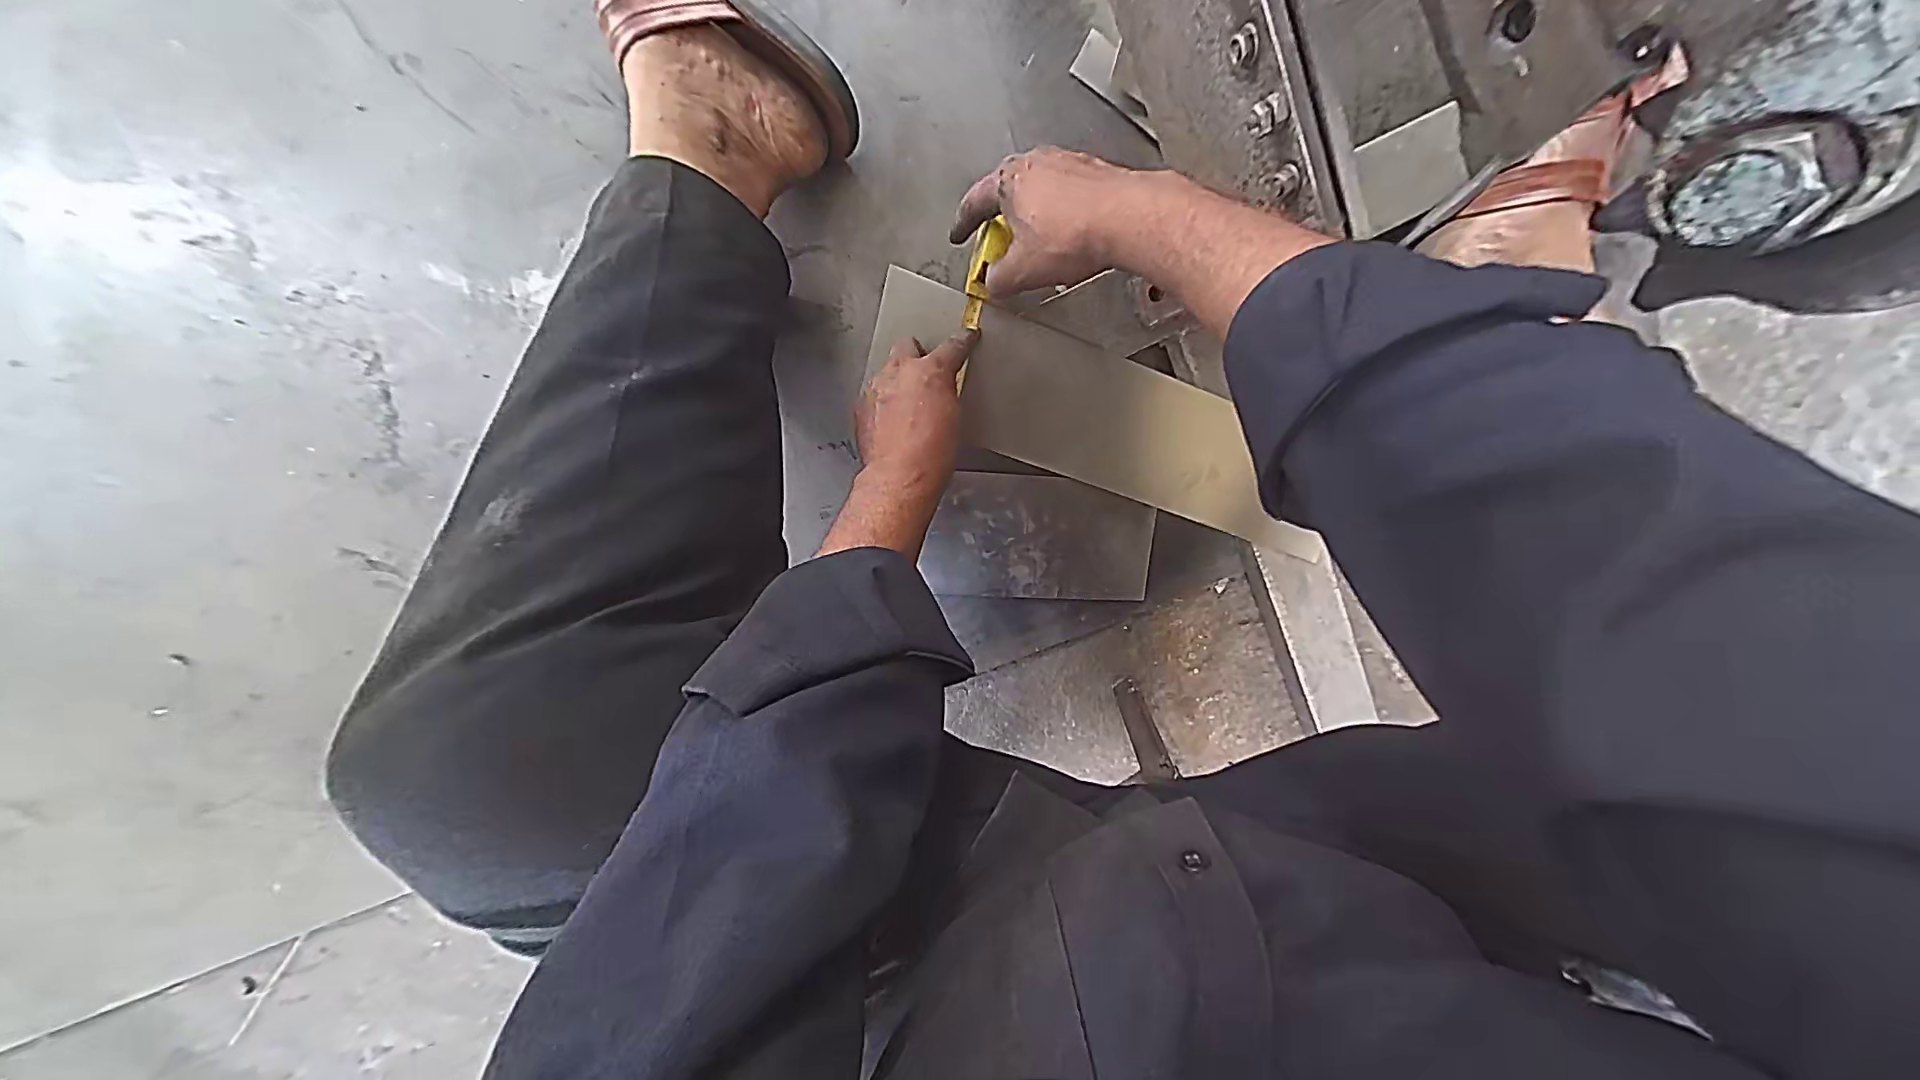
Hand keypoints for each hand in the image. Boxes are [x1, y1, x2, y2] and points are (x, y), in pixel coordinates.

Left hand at [856, 332, 976, 493]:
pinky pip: (874, 395)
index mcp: (931, 371)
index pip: (952, 346)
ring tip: (908, 406)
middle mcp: (899, 372)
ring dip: (897, 382)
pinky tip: (892, 422)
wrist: (900, 477)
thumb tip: (944, 389)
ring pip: (887, 371)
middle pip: (907, 345)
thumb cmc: (931, 455)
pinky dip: (883, 403)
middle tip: (926, 372)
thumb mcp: (955, 418)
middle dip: (917, 354)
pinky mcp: (861, 407)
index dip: (962, 341)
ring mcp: (876, 388)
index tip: (967, 338)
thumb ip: (948, 392)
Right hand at [957, 147, 1336, 336]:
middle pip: (1007, 195)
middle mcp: (1038, 162)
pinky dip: (1059, 219)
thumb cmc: (1075, 234)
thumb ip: (997, 279)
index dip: (963, 224)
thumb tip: (992, 282)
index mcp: (1009, 180)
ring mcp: (1069, 164)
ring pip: (1039, 194)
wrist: (1128, 219)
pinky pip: (1066, 198)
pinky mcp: (1095, 176)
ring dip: (1033, 221)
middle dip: (1001, 223)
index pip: (974, 202)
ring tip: (1037, 249)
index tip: (959, 234)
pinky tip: (1067, 241)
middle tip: (1000, 247)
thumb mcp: (1021, 271)